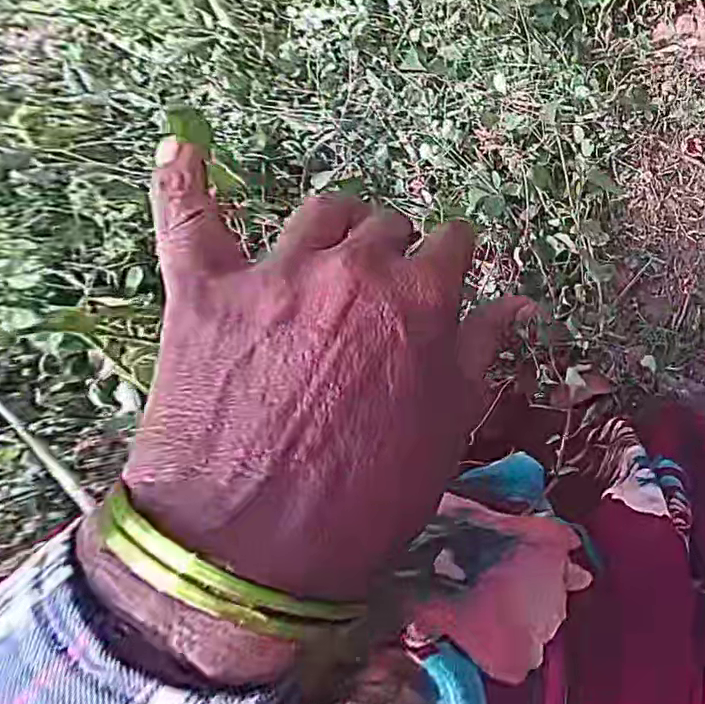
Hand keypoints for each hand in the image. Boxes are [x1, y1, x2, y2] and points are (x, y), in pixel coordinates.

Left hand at [78, 139, 531, 682]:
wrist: (252, 558)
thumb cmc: (372, 493)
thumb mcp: (450, 422)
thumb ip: (483, 348)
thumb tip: (519, 304)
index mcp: (420, 298)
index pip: (453, 242)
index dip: (453, 261)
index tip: (447, 278)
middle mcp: (355, 268)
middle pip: (389, 223)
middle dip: (400, 248)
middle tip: (391, 286)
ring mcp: (277, 273)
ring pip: (321, 210)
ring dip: (340, 224)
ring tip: (337, 249)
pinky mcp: (206, 290)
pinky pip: (189, 216)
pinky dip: (187, 178)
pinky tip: (185, 145)